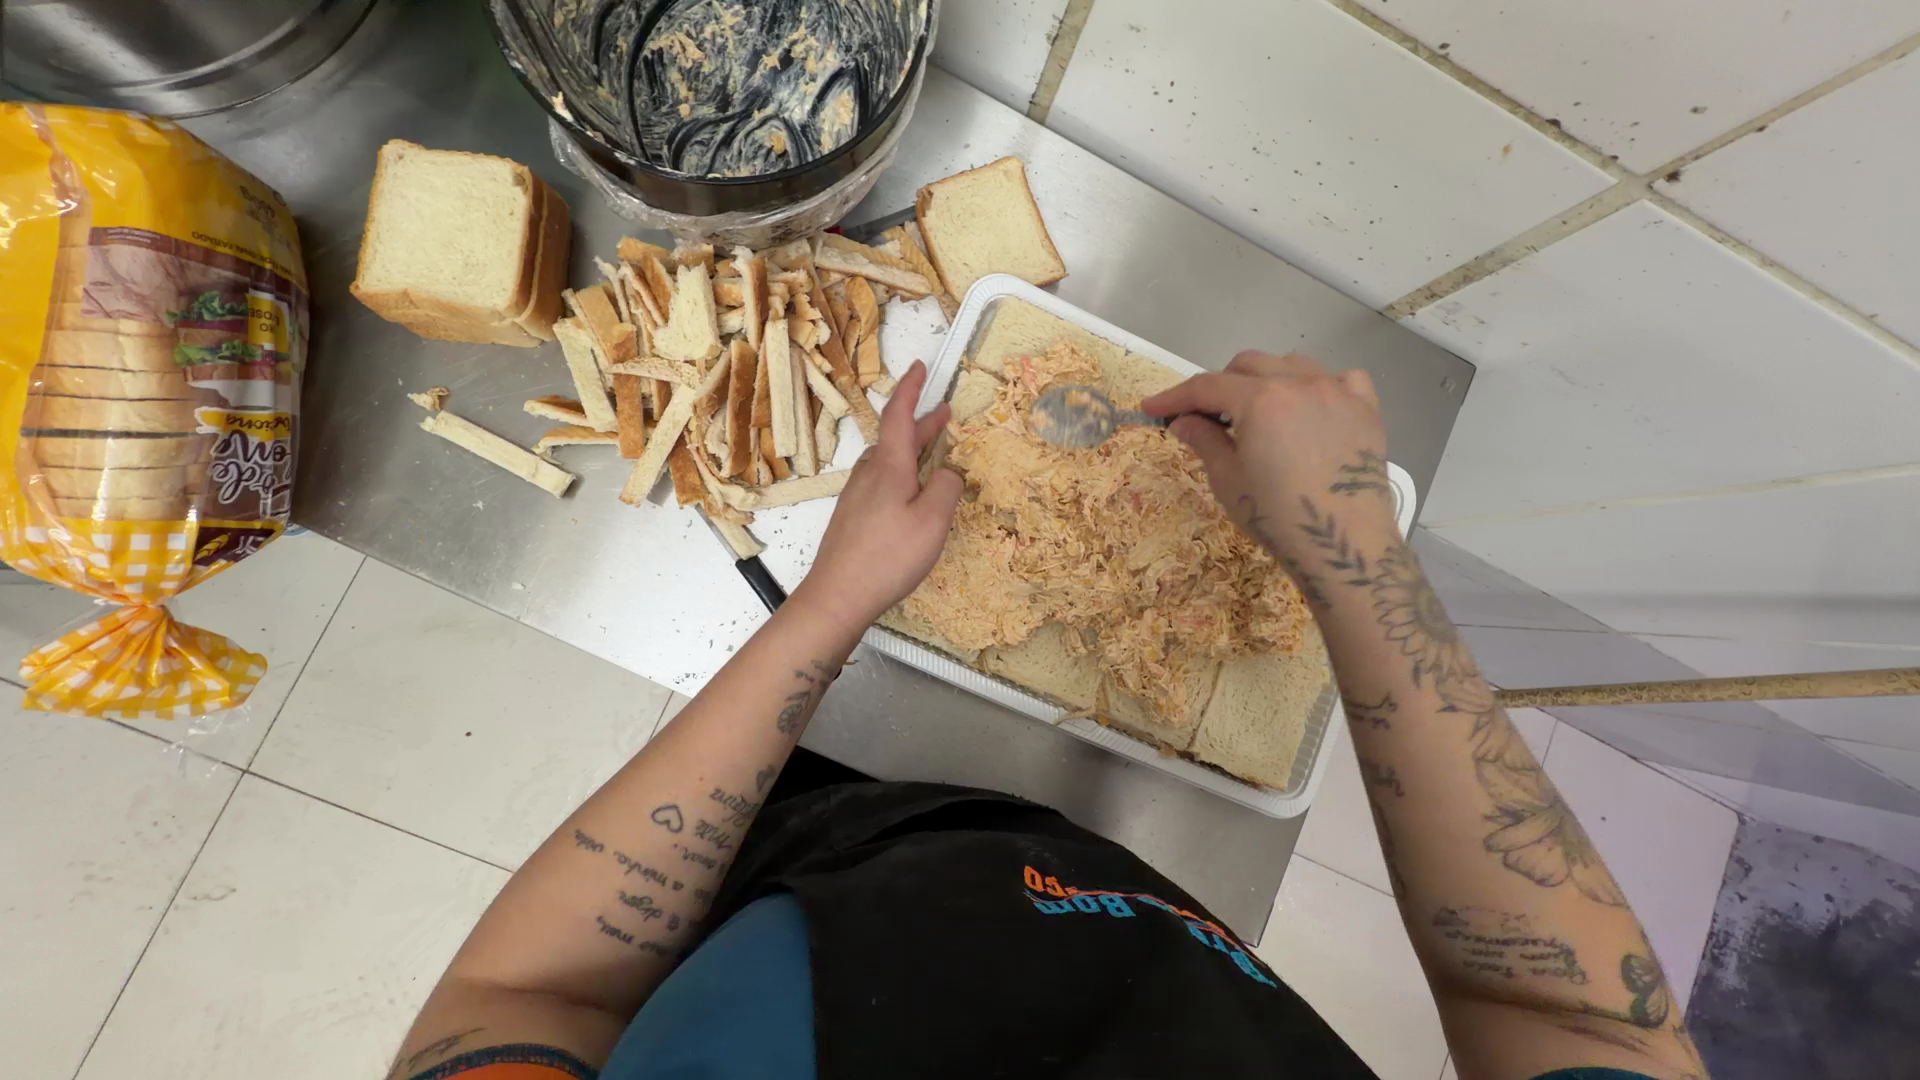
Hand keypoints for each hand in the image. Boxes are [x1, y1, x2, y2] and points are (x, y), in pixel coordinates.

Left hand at [792, 361, 962, 632]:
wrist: (837, 595)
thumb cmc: (888, 556)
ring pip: (888, 462)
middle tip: (945, 414)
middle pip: (895, 438)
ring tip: (934, 453)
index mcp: (888, 466)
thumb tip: (949, 472)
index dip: (911, 389)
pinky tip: (911, 495)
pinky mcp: (853, 519)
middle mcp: (869, 474)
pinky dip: (902, 475)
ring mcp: (857, 497)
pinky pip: (881, 483)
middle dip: (921, 423)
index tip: (920, 367)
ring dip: (912, 451)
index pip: (899, 415)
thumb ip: (947, 488)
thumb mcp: (932, 521)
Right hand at [1142, 352, 1396, 564]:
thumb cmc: (1276, 515)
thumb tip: (1183, 421)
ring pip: (1290, 365)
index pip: (1206, 386)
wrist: (1343, 542)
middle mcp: (1300, 383)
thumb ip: (1204, 440)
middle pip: (1247, 365)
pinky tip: (1308, 410)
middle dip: (1219, 385)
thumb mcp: (1228, 480)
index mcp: (1261, 400)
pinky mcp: (1366, 408)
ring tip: (1256, 412)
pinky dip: (1316, 386)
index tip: (1152, 408)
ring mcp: (1337, 391)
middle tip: (1206, 417)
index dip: (1174, 396)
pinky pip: (1339, 378)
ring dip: (1264, 380)